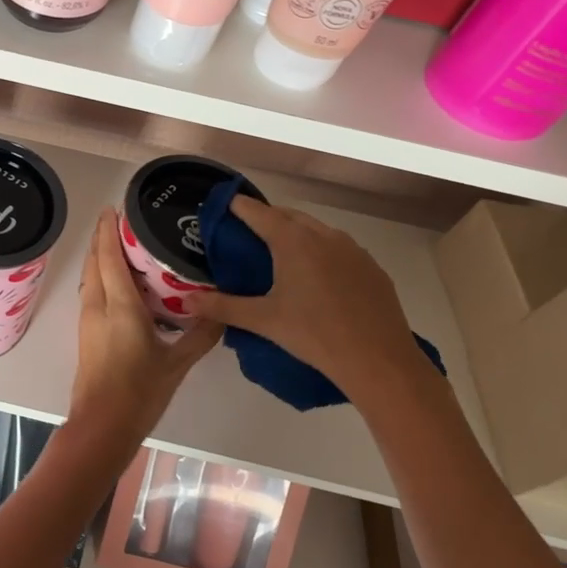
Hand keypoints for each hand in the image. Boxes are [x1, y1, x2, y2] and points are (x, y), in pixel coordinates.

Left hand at [69, 208, 220, 451]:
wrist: (101, 426)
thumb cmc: (139, 393)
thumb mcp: (177, 364)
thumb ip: (200, 336)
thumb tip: (223, 313)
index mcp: (119, 306)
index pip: (109, 257)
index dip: (109, 230)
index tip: (114, 207)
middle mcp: (98, 306)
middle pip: (95, 262)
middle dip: (103, 238)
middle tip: (124, 221)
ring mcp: (88, 320)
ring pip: (91, 277)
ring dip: (100, 257)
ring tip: (122, 244)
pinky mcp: (87, 333)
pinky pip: (92, 292)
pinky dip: (102, 277)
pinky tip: (121, 282)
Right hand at [186, 196, 420, 397]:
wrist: (379, 361)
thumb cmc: (315, 335)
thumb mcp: (263, 321)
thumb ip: (223, 306)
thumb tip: (187, 300)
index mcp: (293, 241)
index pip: (258, 212)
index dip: (238, 206)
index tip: (224, 205)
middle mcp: (323, 235)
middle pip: (288, 215)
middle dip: (267, 218)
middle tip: (248, 233)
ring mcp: (352, 250)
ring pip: (317, 230)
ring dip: (296, 233)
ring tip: (281, 254)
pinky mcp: (372, 268)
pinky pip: (340, 249)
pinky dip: (322, 252)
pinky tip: (318, 278)